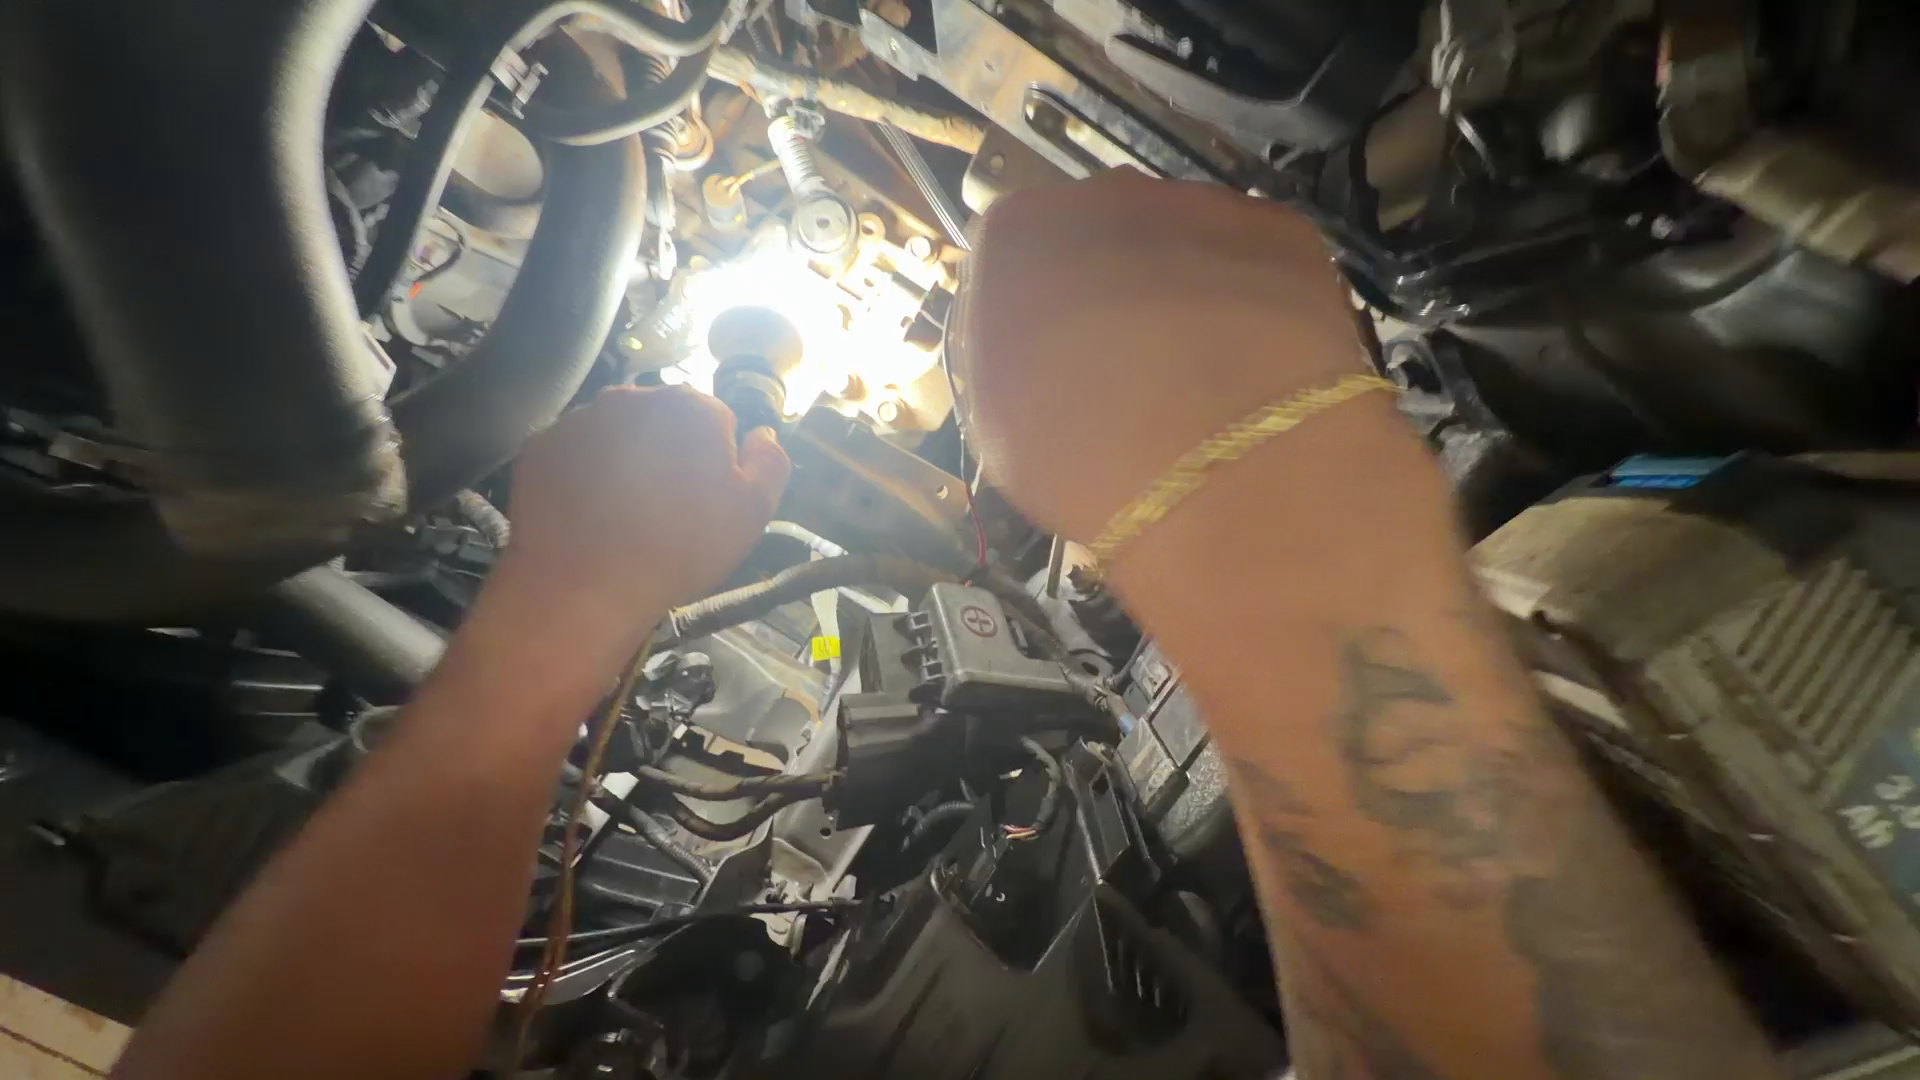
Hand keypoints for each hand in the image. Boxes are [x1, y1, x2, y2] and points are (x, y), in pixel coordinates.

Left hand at [500, 386, 790, 620]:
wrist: (584, 586)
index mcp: (692, 406)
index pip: (719, 422)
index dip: (720, 462)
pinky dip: (587, 474)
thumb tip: (763, 434)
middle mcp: (634, 397)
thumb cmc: (682, 547)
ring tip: (629, 514)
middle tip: (672, 508)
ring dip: (631, 460)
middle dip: (673, 453)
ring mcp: (581, 418)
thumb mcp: (753, 512)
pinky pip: (577, 453)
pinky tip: (593, 514)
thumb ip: (770, 461)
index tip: (710, 499)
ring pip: (620, 433)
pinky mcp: (541, 446)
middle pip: (667, 421)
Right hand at [951, 170, 1377, 543]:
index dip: (1032, 315)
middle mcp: (1103, 194)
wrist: (1214, 461)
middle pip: (1097, 238)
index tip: (1048, 366)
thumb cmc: (1077, 451)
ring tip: (1198, 379)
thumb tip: (1046, 356)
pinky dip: (1249, 300)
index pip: (1014, 256)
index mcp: (1017, 233)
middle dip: (1107, 293)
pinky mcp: (1282, 229)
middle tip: (1125, 373)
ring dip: (1180, 294)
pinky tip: (1252, 365)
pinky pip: (1251, 261)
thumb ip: (1012, 358)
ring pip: (1179, 245)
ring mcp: (1200, 202)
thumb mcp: (1000, 420)